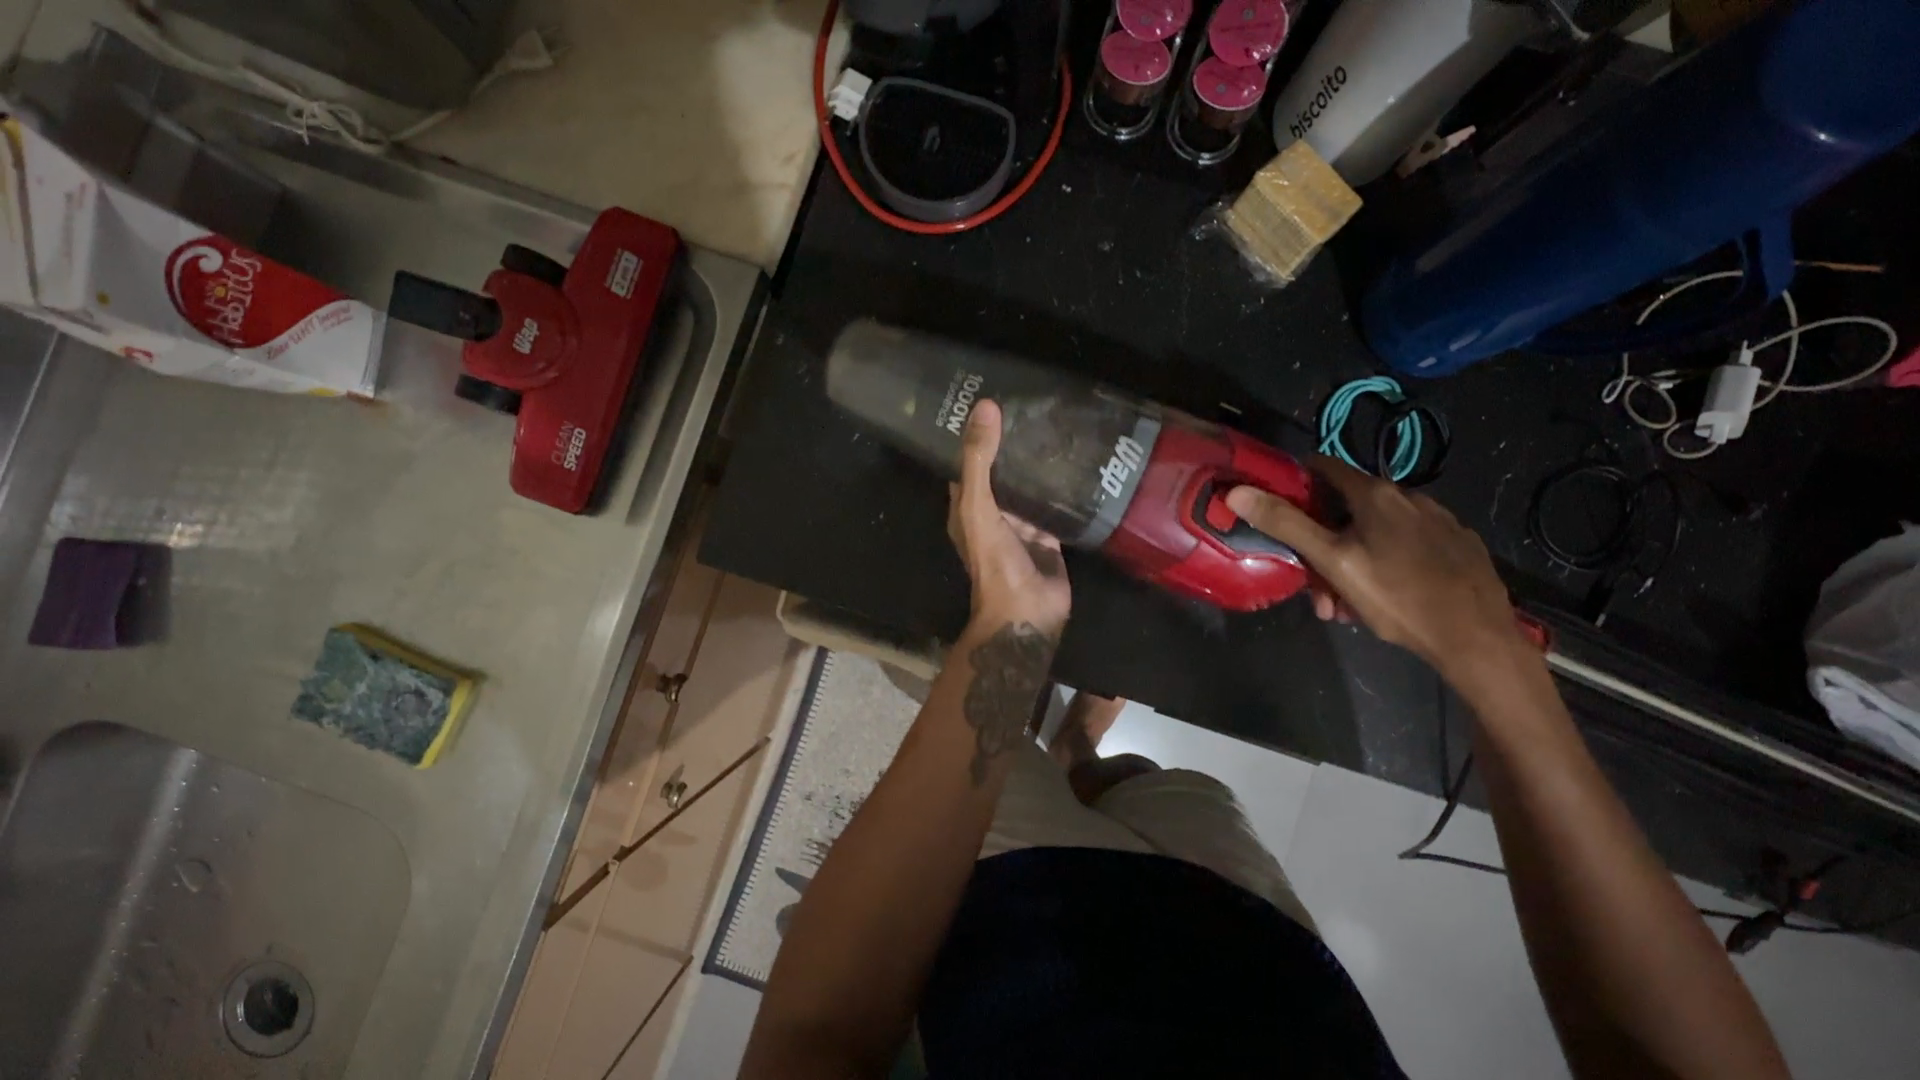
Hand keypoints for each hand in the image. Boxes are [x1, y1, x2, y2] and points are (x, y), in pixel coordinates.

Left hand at [948, 400, 1071, 637]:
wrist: (1027, 611)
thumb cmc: (994, 560)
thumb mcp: (978, 506)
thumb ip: (979, 460)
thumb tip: (984, 407)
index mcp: (966, 507)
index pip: (967, 461)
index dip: (975, 434)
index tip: (991, 400)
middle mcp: (992, 513)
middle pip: (1001, 472)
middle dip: (1012, 445)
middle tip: (1032, 405)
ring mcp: (1021, 525)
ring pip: (1029, 488)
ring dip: (1038, 465)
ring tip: (1057, 424)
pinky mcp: (1049, 536)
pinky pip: (1055, 506)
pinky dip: (1063, 489)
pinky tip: (1078, 462)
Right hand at [1226, 457, 1524, 681]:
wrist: (1475, 636)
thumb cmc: (1396, 597)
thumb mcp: (1332, 563)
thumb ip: (1286, 524)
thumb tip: (1237, 491)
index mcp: (1374, 494)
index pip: (1323, 467)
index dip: (1297, 484)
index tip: (1281, 512)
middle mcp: (1409, 495)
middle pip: (1349, 508)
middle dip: (1325, 545)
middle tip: (1320, 590)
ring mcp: (1440, 519)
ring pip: (1380, 531)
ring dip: (1356, 560)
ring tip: (1353, 606)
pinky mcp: (1461, 543)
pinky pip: (1411, 545)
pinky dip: (1391, 563)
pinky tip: (1392, 596)